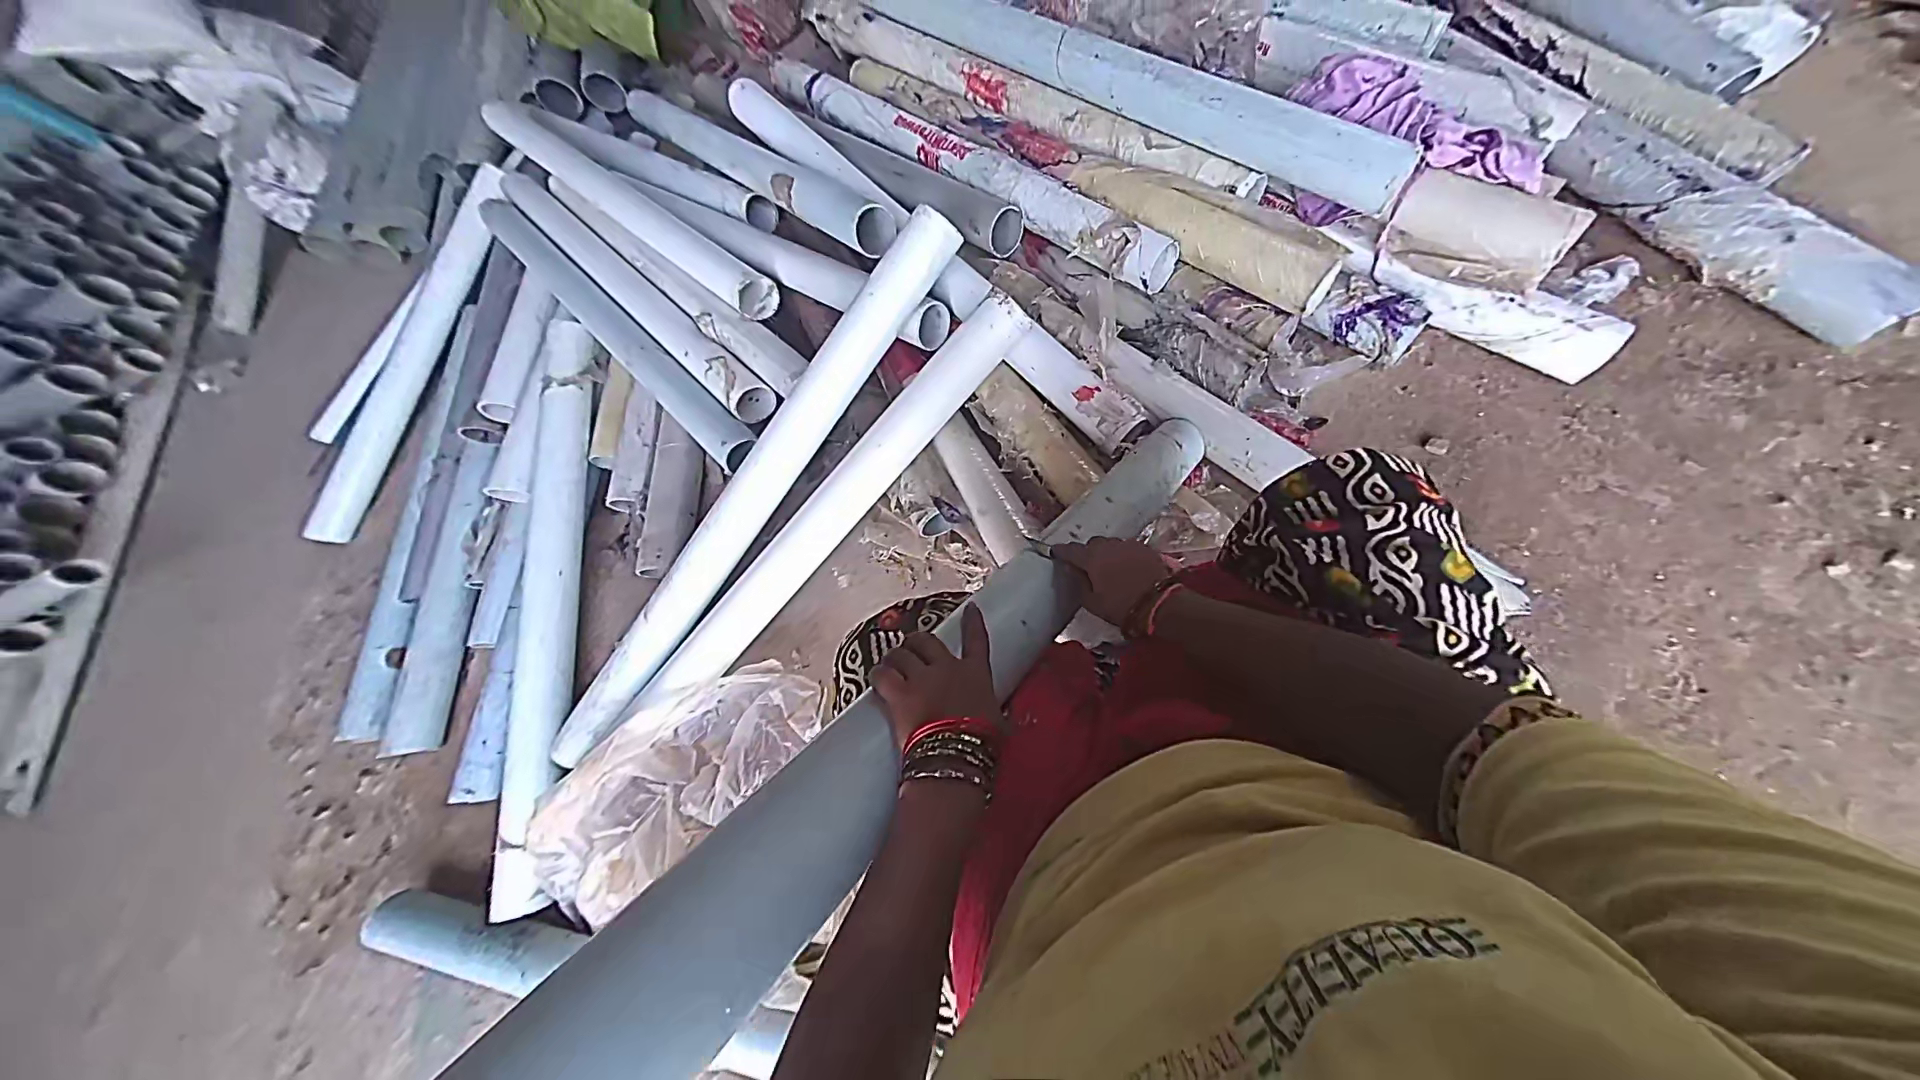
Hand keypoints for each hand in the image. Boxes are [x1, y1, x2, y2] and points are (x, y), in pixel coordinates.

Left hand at [873, 605, 999, 750]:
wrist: (955, 755)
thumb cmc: (981, 743)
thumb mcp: (998, 723)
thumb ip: (996, 713)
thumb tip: (1000, 720)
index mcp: (975, 674)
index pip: (976, 640)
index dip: (972, 622)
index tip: (970, 609)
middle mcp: (946, 668)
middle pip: (926, 640)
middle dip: (917, 642)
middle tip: (911, 648)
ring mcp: (921, 678)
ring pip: (901, 653)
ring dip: (894, 657)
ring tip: (890, 663)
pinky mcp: (899, 694)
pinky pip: (882, 674)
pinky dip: (878, 674)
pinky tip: (877, 677)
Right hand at [1053, 537, 1174, 625]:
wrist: (1161, 603)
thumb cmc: (1122, 606)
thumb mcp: (1092, 602)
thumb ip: (1079, 584)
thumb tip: (1073, 571)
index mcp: (1091, 557)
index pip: (1070, 550)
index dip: (1061, 551)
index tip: (1055, 553)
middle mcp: (1108, 545)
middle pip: (1092, 544)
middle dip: (1086, 553)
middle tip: (1086, 567)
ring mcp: (1128, 544)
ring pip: (1110, 545)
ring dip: (1106, 553)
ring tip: (1107, 568)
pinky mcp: (1145, 548)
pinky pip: (1127, 548)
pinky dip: (1122, 555)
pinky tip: (1125, 567)